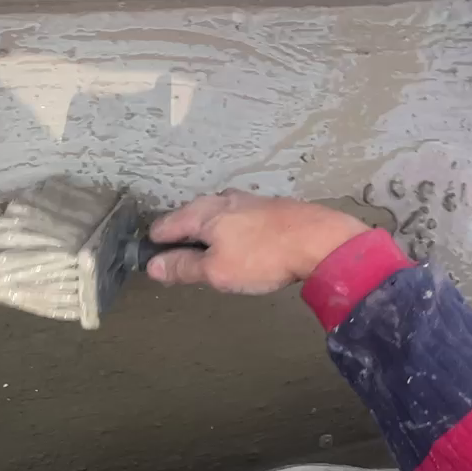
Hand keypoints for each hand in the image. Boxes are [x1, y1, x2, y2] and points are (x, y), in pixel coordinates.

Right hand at [146, 192, 368, 293]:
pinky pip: (237, 216)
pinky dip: (230, 229)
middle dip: (181, 235)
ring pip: (215, 213)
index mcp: (202, 213)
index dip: (156, 244)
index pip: (165, 225)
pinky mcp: (269, 206)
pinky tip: (239, 241)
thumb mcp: (217, 271)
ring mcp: (247, 199)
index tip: (155, 262)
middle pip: (189, 216)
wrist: (319, 240)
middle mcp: (221, 199)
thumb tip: (152, 265)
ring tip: (208, 252)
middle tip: (180, 260)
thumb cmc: (262, 257)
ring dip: (207, 231)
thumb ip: (183, 267)